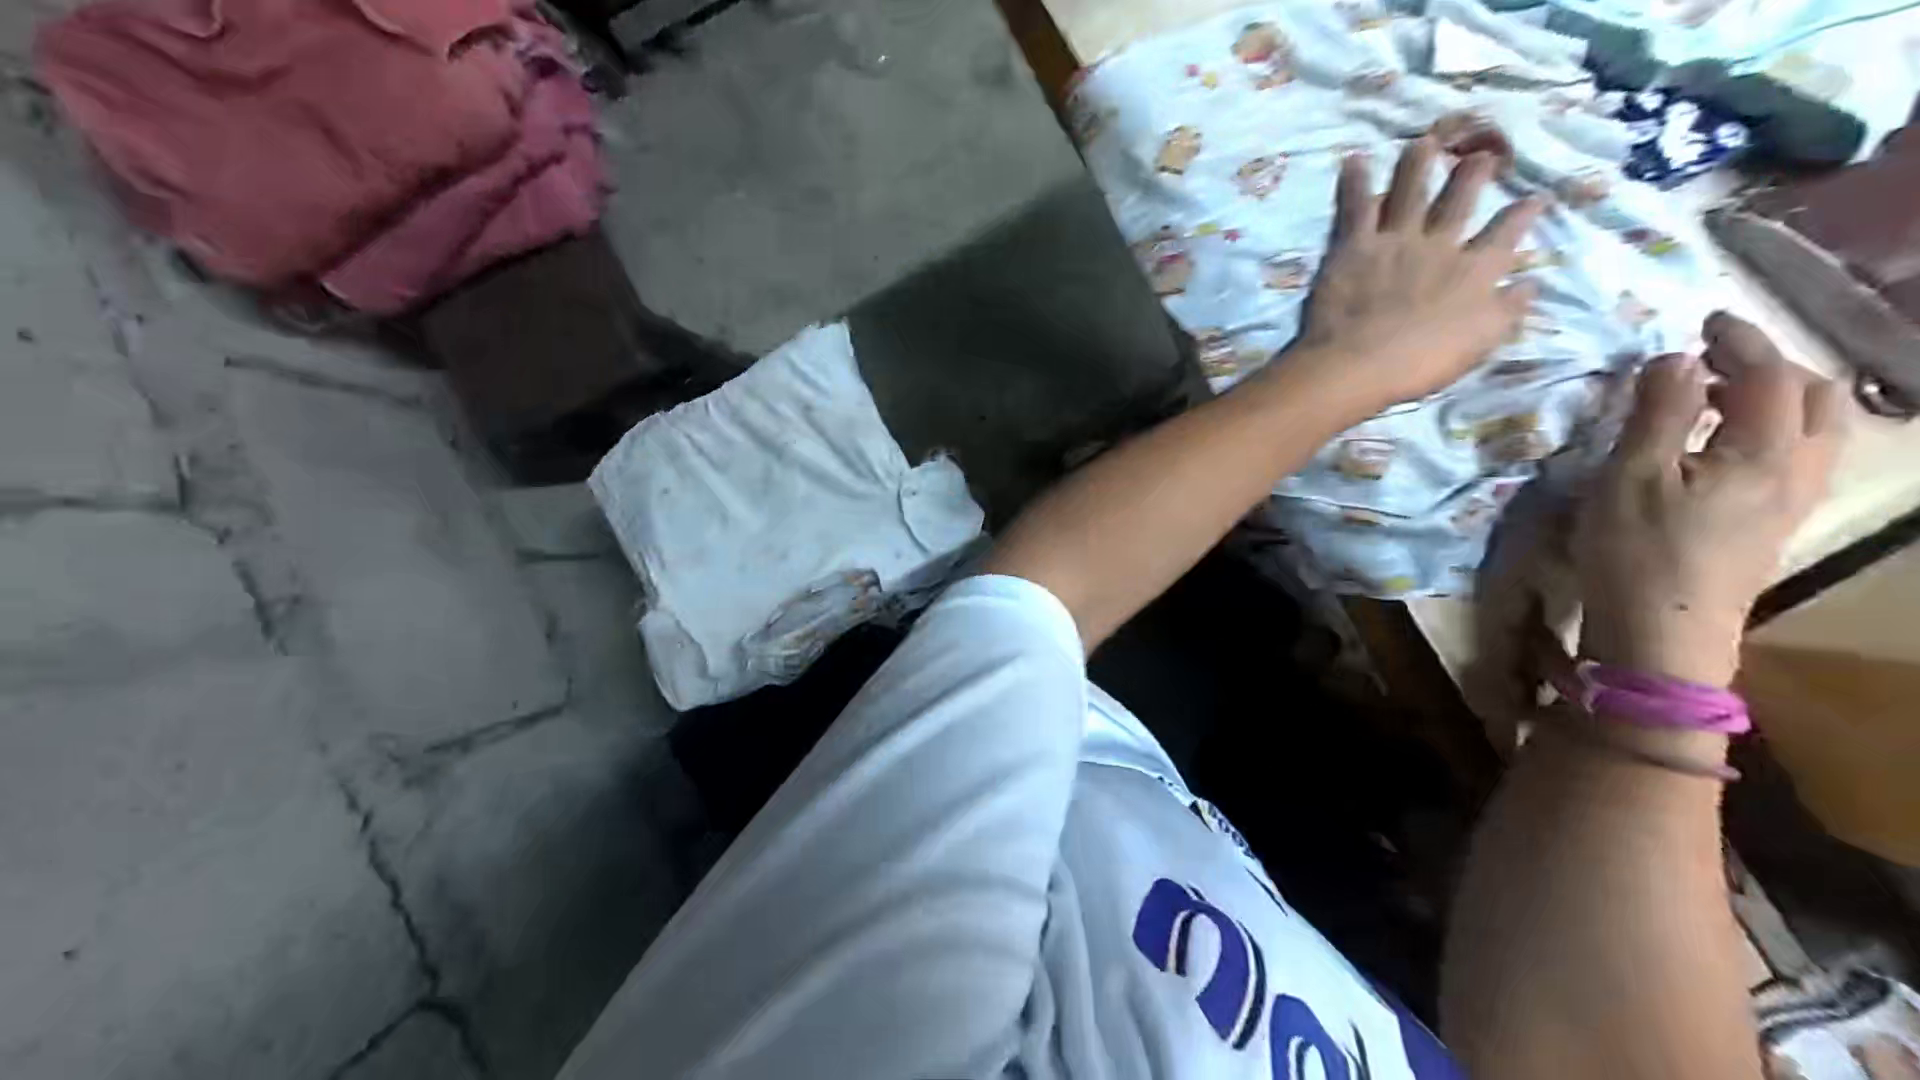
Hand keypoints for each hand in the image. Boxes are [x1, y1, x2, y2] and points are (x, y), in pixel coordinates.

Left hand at [1290, 137, 1543, 410]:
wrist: (1359, 364)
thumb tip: (1531, 283)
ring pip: (1410, 190)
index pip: (1507, 233)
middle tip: (1482, 153)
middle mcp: (1439, 245)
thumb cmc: (1420, 362)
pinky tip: (1354, 159)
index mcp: (1475, 270)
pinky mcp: (1353, 247)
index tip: (1535, 197)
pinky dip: (1355, 181)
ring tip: (1424, 140)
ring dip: (1419, 162)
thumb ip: (1507, 310)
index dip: (1523, 213)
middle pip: (1461, 199)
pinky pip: (1355, 206)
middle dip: (1474, 172)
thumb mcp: (1480, 342)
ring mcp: (1395, 241)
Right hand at [1576, 314, 1843, 687]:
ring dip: (1771, 399)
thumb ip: (1655, 414)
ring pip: (1811, 429)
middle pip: (1812, 397)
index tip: (1705, 319)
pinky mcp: (1773, 523)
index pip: (1767, 375)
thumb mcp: (1629, 477)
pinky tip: (1716, 447)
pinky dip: (1765, 431)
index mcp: (1761, 451)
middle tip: (1708, 362)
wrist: (1663, 630)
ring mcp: (1792, 500)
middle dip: (1767, 366)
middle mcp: (1796, 469)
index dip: (1740, 340)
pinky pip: (1793, 456)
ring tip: (1711, 400)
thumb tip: (1671, 359)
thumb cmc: (1637, 550)